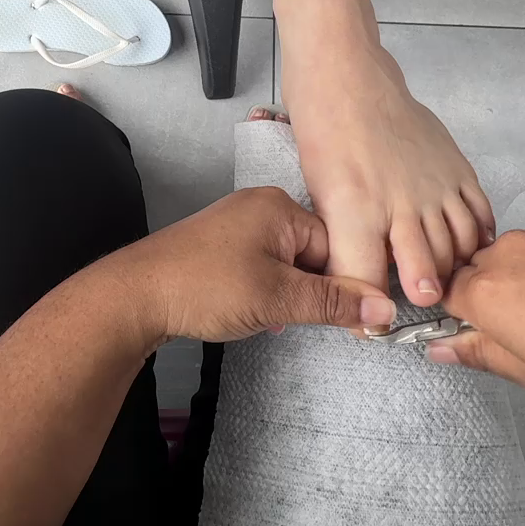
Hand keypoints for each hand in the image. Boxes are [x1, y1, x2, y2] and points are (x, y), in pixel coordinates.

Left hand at [101, 187, 396, 343]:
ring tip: (272, 315)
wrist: (138, 294)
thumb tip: (386, 307)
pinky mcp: (223, 243)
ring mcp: (239, 222)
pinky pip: (264, 263)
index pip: (336, 243)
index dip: (343, 284)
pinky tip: (254, 310)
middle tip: (295, 317)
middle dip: (312, 289)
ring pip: (288, 261)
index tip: (348, 320)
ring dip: (289, 292)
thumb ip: (332, 302)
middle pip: (313, 251)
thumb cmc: (209, 287)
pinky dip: (267, 288)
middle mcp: (262, 205)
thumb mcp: (277, 297)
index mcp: (279, 206)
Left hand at [283, 35, 491, 306]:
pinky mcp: (455, 168)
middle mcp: (400, 203)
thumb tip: (348, 277)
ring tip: (447, 288)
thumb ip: (339, 237)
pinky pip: (478, 214)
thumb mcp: (318, 190)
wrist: (348, 77)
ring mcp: (433, 185)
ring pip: (456, 249)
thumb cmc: (324, 129)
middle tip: (418, 313)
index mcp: (355, 209)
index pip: (363, 278)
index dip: (364, 311)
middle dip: (420, 300)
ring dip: (452, 274)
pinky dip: (478, 239)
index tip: (368, 329)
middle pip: (423, 274)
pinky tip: (472, 250)